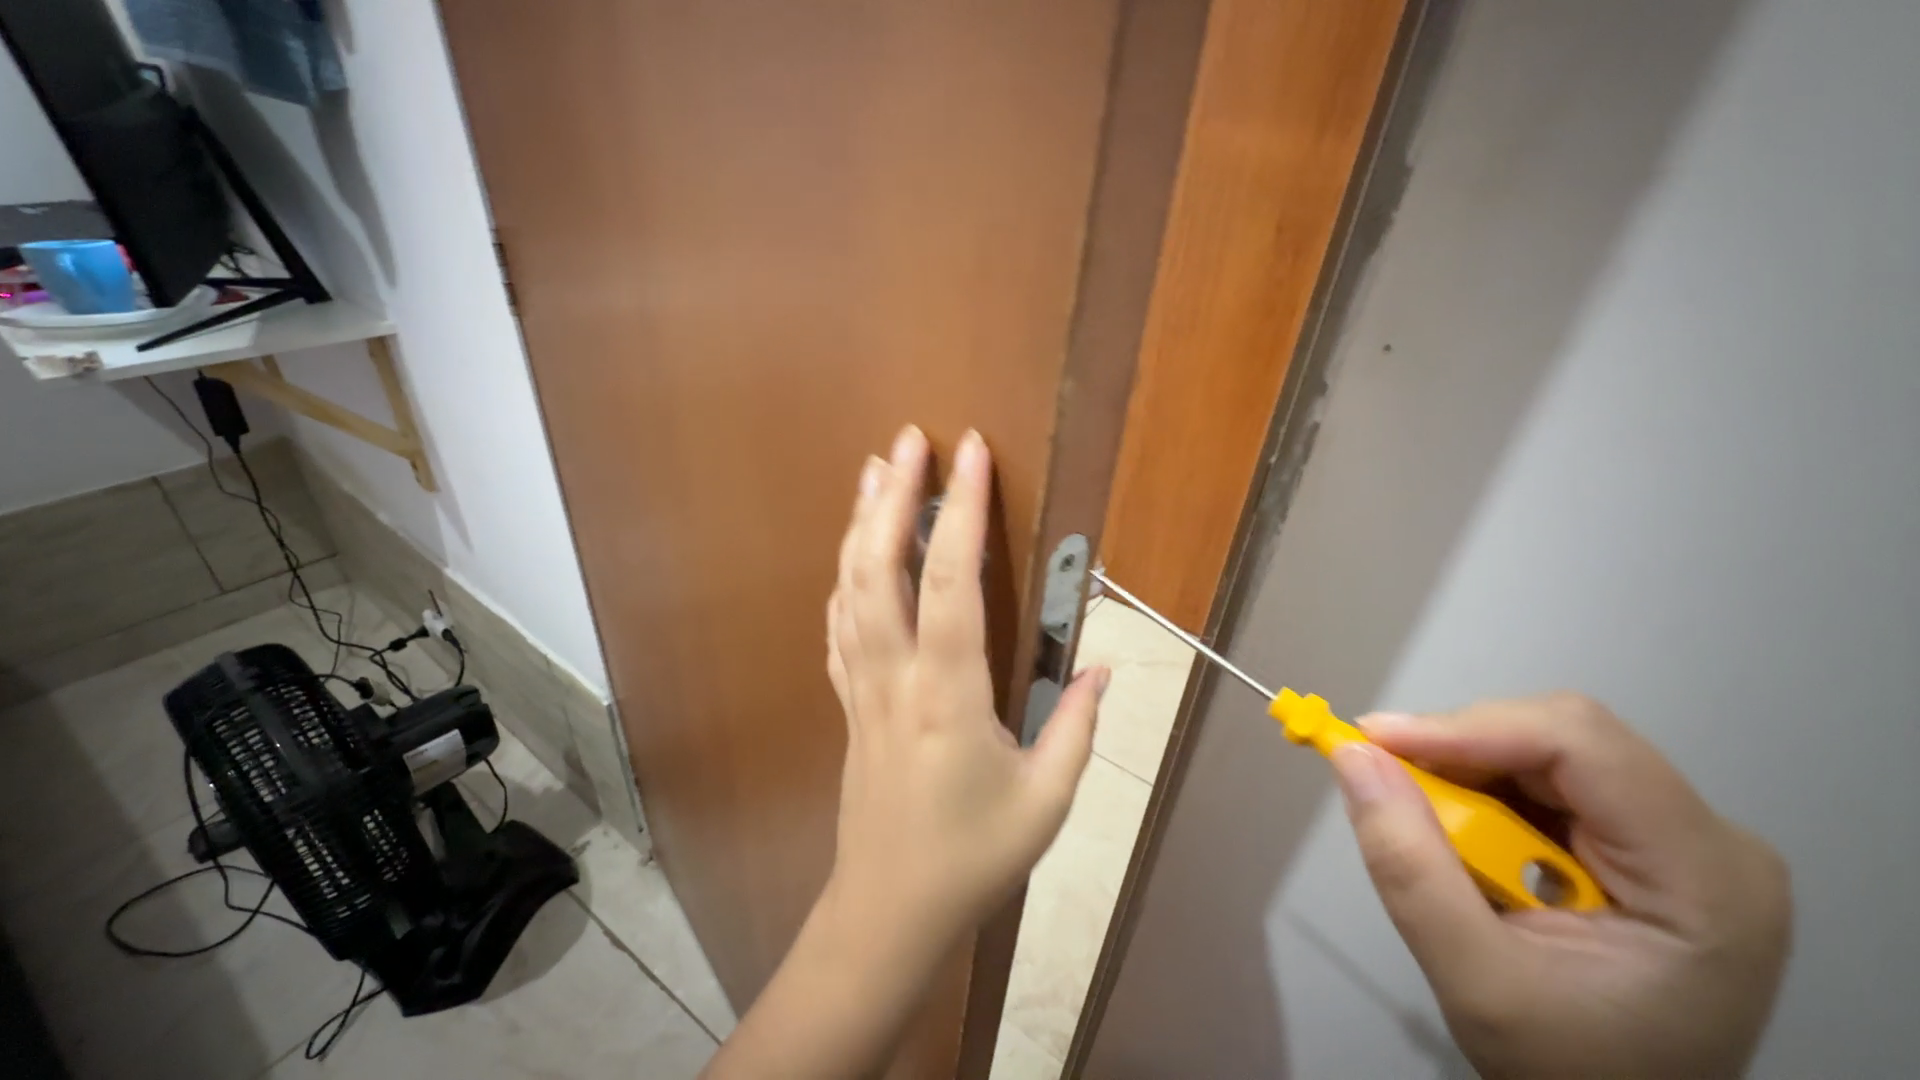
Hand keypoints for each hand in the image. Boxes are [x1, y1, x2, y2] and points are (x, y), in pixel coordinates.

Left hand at [823, 424, 1108, 951]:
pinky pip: (840, 627)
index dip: (961, 512)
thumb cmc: (971, 859)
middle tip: (907, 441)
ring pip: (850, 591)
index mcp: (947, 697)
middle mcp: (894, 680)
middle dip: (892, 498)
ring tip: (874, 473)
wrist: (888, 910)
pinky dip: (845, 579)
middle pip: (879, 570)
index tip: (970, 455)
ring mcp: (861, 689)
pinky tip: (853, 556)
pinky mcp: (849, 704)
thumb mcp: (1047, 802)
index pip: (951, 584)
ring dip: (861, 527)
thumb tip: (1103, 668)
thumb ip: (1076, 727)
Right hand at [1332, 694, 1791, 1079]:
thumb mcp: (1476, 981)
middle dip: (1458, 749)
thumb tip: (1351, 757)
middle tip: (1378, 774)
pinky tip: (1457, 832)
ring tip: (1417, 817)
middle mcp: (1709, 840)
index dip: (1468, 726)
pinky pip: (1549, 780)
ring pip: (1549, 750)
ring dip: (1464, 770)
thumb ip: (1410, 868)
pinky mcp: (1648, 843)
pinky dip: (1483, 792)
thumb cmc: (1568, 1068)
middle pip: (1564, 738)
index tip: (1372, 739)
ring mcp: (1683, 839)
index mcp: (1702, 877)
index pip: (1581, 745)